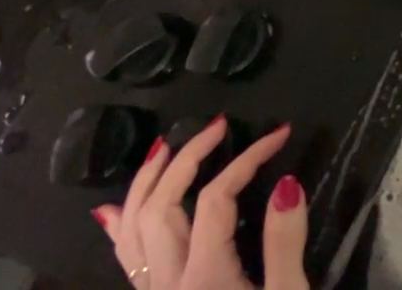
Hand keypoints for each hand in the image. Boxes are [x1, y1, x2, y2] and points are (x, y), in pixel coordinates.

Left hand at [92, 118, 308, 289]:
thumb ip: (284, 243)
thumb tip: (287, 183)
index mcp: (204, 280)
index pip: (217, 198)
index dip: (248, 158)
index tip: (282, 134)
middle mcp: (166, 286)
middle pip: (160, 207)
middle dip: (187, 160)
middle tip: (218, 128)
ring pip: (131, 231)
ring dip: (147, 184)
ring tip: (167, 147)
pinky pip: (126, 259)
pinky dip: (121, 226)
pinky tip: (115, 209)